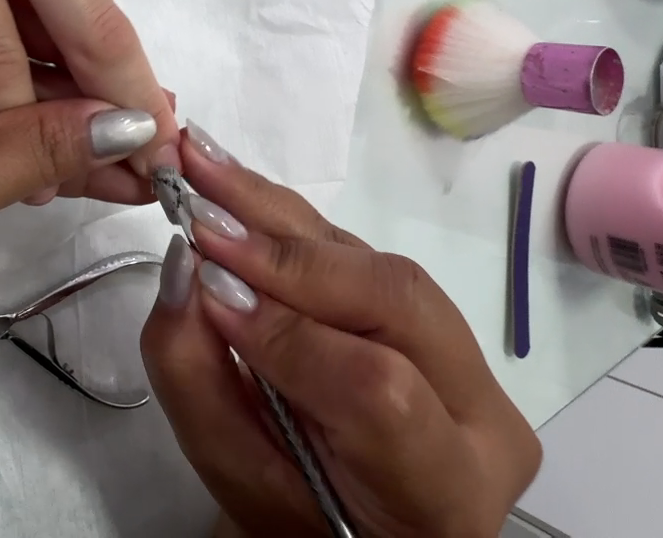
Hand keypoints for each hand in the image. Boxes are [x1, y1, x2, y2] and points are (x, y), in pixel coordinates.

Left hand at [0, 7, 160, 369]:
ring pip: (13, 109)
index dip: (86, 54)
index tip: (157, 92)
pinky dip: (46, 165)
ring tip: (152, 163)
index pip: (7, 17)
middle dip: (92, 100)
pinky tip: (106, 181)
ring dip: (78, 139)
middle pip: (17, 62)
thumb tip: (140, 119)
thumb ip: (43, 143)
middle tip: (167, 130)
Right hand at [141, 124, 540, 537]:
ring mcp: (466, 356)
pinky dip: (282, 213)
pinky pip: (354, 249)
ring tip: (198, 160)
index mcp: (440, 487)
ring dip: (274, 208)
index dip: (285, 330)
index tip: (201, 281)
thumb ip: (194, 371)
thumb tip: (181, 263)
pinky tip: (229, 180)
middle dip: (278, 246)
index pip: (375, 388)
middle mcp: (480, 412)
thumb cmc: (284, 513)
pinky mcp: (429, 313)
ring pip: (373, 258)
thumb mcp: (229, 467)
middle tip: (191, 199)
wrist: (348, 514)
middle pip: (392, 297)